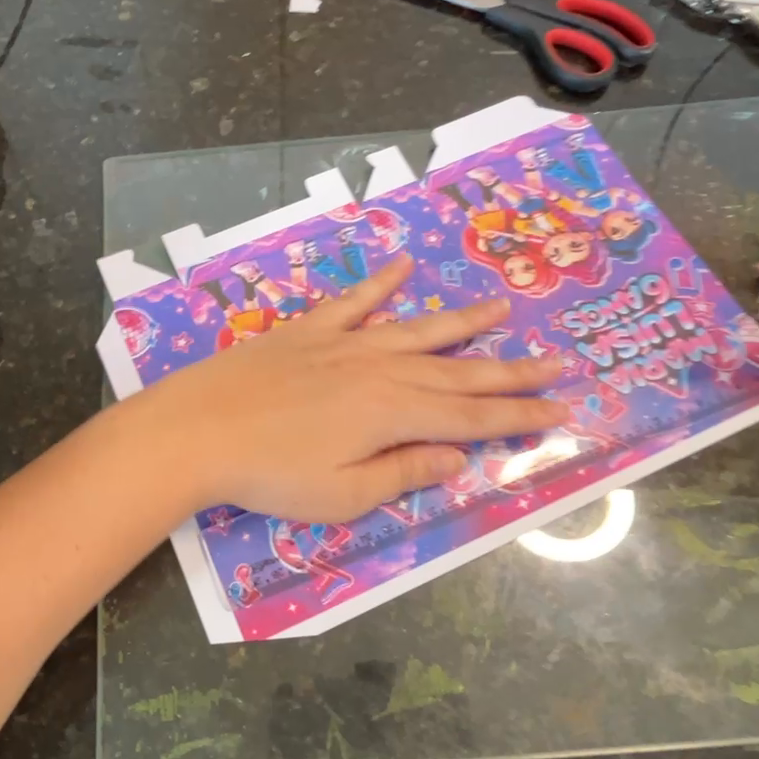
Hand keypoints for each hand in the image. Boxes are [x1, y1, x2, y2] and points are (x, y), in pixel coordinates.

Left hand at [112, 256, 569, 521]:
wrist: (199, 428)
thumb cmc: (271, 473)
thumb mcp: (343, 494)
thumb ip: (404, 472)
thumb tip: (456, 458)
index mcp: (395, 414)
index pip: (472, 418)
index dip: (518, 416)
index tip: (560, 409)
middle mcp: (381, 370)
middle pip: (458, 371)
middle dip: (511, 371)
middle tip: (556, 362)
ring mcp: (345, 343)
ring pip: (418, 330)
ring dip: (462, 322)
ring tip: (501, 309)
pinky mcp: (309, 330)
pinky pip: (354, 302)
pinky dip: (380, 283)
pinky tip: (403, 264)